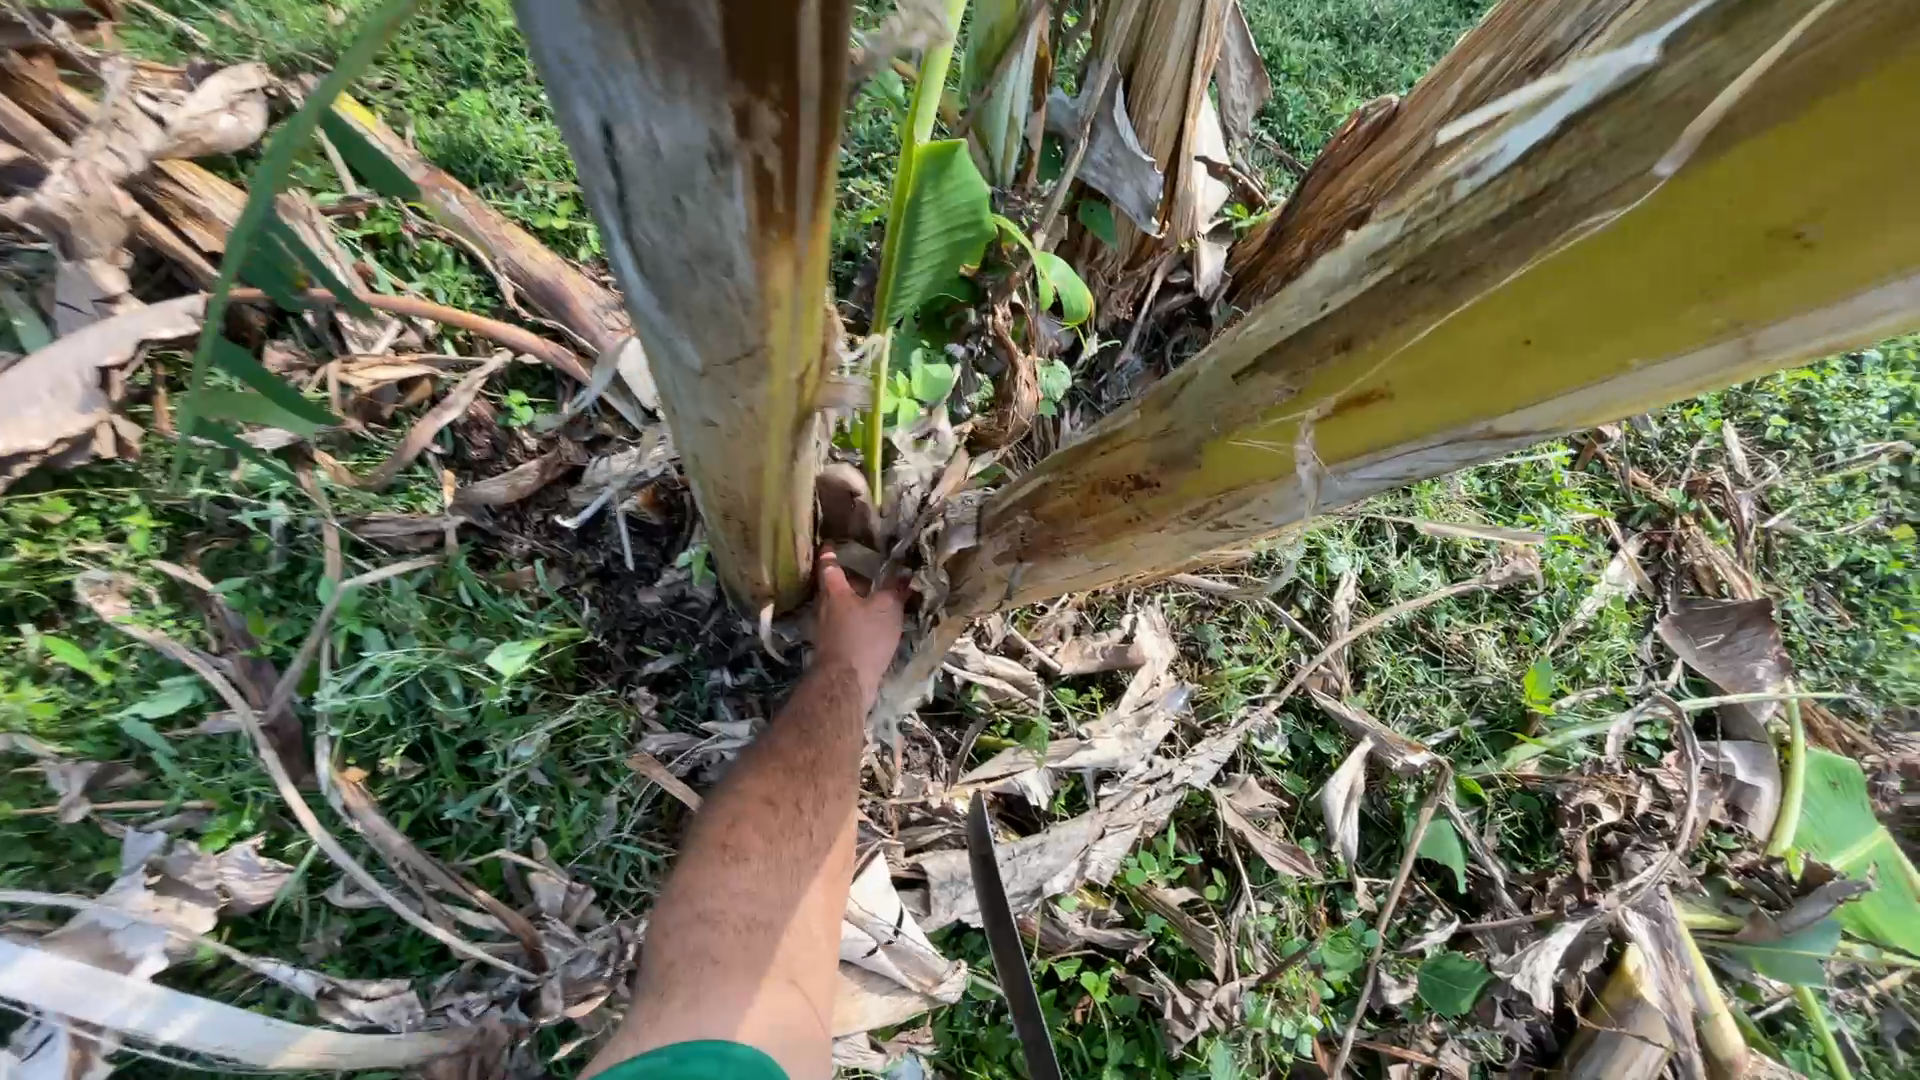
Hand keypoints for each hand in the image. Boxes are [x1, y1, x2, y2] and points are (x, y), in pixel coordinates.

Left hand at [811, 548, 905, 701]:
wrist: (846, 682)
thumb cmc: (864, 636)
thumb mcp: (887, 608)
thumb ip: (895, 589)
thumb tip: (904, 573)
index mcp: (834, 592)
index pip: (829, 566)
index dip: (830, 554)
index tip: (830, 544)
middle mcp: (824, 609)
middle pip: (833, 589)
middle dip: (848, 581)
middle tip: (865, 573)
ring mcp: (825, 631)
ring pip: (839, 610)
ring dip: (854, 604)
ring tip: (874, 601)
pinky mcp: (833, 651)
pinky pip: (845, 628)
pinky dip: (857, 624)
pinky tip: (873, 629)